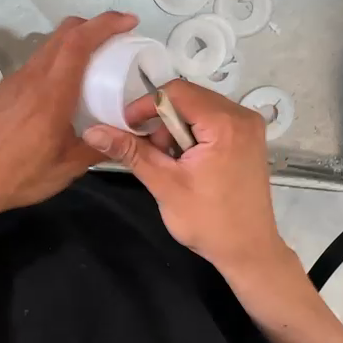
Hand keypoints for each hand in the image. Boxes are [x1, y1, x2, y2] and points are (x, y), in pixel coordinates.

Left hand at [0, 12, 139, 221]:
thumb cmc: (21, 175)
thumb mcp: (69, 166)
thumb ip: (99, 146)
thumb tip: (123, 136)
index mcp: (51, 93)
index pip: (79, 43)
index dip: (106, 25)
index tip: (129, 22)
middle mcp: (32, 79)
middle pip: (64, 34)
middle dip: (93, 26)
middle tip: (118, 37)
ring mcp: (15, 82)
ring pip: (49, 47)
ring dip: (75, 43)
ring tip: (96, 61)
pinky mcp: (5, 91)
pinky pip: (37, 64)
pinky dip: (58, 61)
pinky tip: (67, 86)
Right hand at [81, 80, 292, 274]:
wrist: (248, 251)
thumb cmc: (208, 221)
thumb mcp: (164, 184)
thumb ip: (130, 151)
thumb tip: (93, 131)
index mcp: (225, 124)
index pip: (176, 92)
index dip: (146, 106)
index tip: (128, 129)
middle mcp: (242, 116)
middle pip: (189, 98)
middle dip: (162, 121)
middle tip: (151, 153)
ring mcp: (249, 127)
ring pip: (199, 109)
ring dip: (176, 130)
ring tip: (170, 163)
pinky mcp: (249, 139)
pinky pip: (213, 122)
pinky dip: (193, 135)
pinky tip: (187, 163)